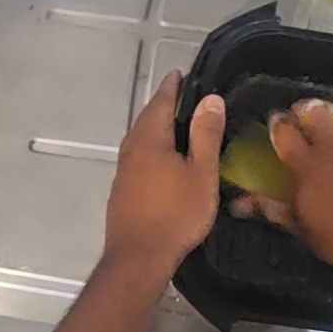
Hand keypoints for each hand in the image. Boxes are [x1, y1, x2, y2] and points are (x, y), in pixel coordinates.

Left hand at [103, 72, 225, 273]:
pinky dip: (153, 147)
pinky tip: (165, 160)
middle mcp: (131, 148)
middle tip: (186, 97)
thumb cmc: (176, 215)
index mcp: (150, 139)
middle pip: (148, 117)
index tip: (183, 73)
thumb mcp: (201, 174)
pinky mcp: (122, 189)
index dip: (174, 86)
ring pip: (141, 138)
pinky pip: (139, 156)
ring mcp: (123, 170)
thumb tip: (210, 99)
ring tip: (179, 126)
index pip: (162, 101)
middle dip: (165, 104)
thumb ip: (205, 135)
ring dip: (158, 127)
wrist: (139, 257)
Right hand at [249, 99, 332, 283]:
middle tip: (302, 119)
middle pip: (314, 110)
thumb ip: (271, 208)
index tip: (274, 124)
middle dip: (304, 109)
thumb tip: (239, 204)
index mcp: (306, 165)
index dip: (276, 122)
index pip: (283, 129)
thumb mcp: (300, 227)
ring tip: (332, 123)